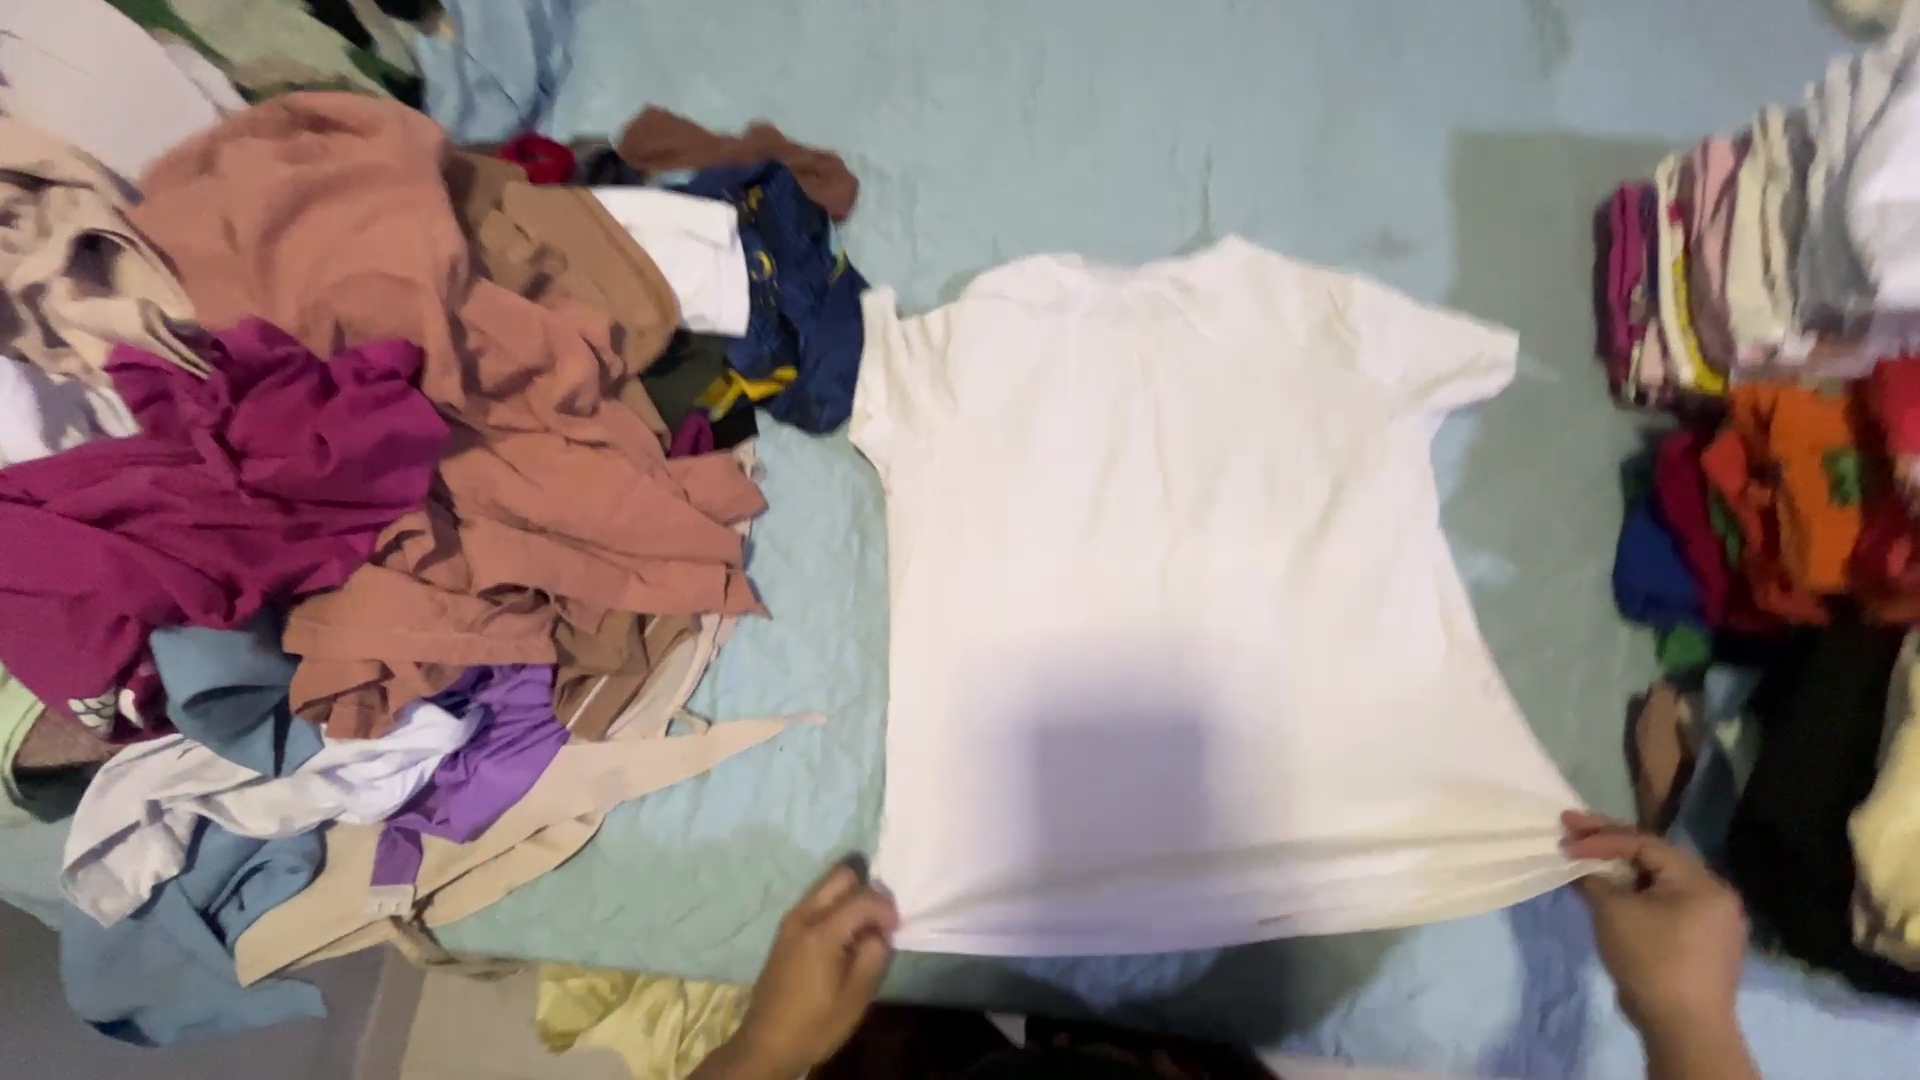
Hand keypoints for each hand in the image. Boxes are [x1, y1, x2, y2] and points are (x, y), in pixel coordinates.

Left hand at [698, 860, 899, 1079]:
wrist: (765, 1045)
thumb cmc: (814, 1025)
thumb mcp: (856, 997)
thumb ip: (875, 954)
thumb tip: (879, 931)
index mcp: (821, 932)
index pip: (863, 898)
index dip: (886, 908)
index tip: (895, 929)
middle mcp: (803, 915)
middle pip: (842, 874)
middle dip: (867, 889)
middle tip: (879, 919)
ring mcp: (791, 919)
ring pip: (827, 883)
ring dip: (850, 894)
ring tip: (863, 926)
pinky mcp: (786, 928)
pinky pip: (816, 898)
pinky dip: (836, 903)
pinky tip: (843, 933)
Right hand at [1562, 811, 1752, 1070]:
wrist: (1682, 1024)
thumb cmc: (1650, 957)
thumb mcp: (1612, 908)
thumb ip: (1593, 877)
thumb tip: (1579, 865)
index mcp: (1702, 884)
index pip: (1644, 844)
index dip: (1600, 837)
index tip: (1565, 839)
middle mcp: (1714, 896)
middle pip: (1653, 856)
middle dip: (1608, 842)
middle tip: (1570, 827)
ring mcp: (1709, 919)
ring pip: (1655, 877)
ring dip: (1617, 865)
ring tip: (1582, 855)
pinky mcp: (1697, 938)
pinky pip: (1660, 899)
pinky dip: (1630, 888)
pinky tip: (1604, 886)